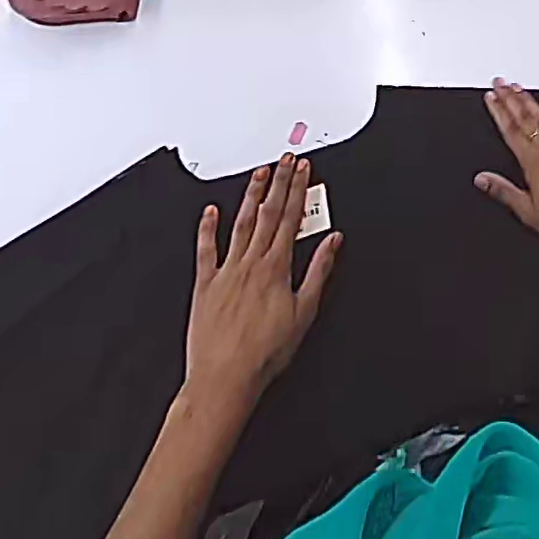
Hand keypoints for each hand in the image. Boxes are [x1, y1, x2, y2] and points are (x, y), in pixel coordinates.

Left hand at [183, 154, 341, 407]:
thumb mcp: (304, 312)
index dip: (297, 189)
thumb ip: (319, 271)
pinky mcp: (206, 285)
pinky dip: (208, 229)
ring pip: (240, 224)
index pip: (289, 218)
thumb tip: (332, 242)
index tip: (303, 169)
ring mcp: (226, 271)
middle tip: (285, 159)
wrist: (224, 379)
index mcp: (275, 267)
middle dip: (279, 182)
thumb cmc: (264, 352)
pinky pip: (206, 250)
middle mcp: (250, 263)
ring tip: (259, 174)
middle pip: (268, 213)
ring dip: (251, 196)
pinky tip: (210, 212)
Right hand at [474, 78, 538, 244]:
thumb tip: (482, 179)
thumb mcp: (527, 211)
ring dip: (528, 100)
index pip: (510, 130)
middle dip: (509, 98)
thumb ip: (503, 191)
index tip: (491, 98)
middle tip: (500, 83)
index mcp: (532, 162)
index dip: (498, 112)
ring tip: (517, 87)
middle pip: (524, 118)